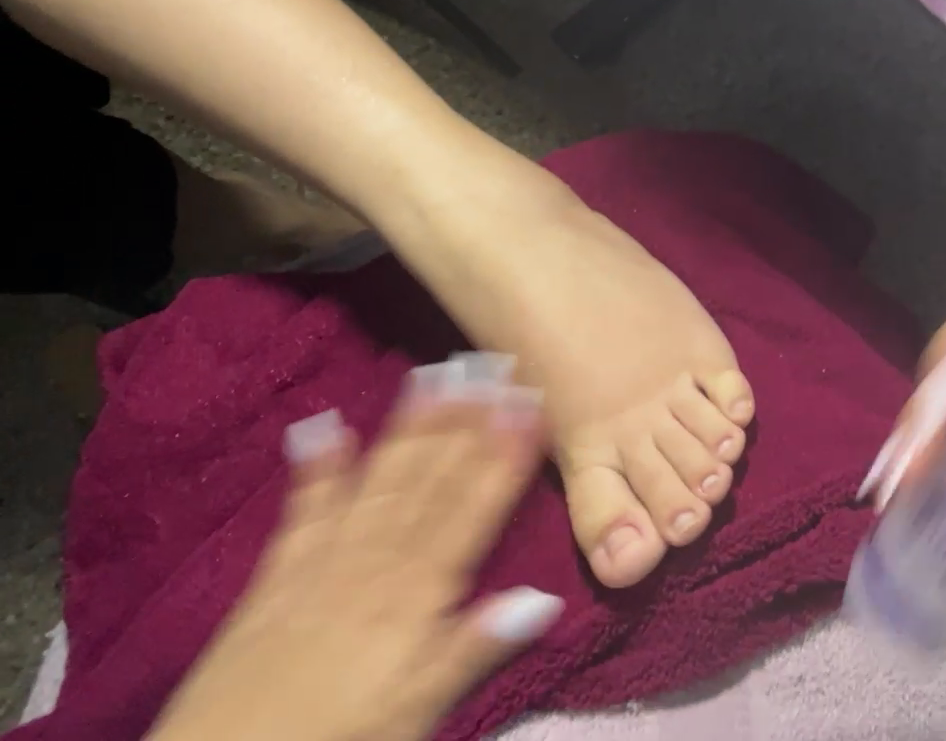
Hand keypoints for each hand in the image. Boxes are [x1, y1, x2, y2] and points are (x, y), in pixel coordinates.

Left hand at [150, 357, 557, 740]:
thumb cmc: (336, 739)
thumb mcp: (417, 708)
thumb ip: (475, 649)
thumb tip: (543, 598)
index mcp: (415, 593)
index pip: (471, 509)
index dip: (502, 454)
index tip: (526, 404)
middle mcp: (374, 563)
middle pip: (429, 482)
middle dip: (464, 422)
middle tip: (490, 367)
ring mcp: (324, 562)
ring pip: (379, 482)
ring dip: (409, 428)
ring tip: (434, 376)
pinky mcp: (278, 576)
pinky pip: (303, 514)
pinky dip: (315, 469)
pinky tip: (323, 426)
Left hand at [382, 169, 754, 589]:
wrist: (529, 250)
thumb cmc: (509, 326)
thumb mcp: (531, 404)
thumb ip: (573, 452)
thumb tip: (603, 495)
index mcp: (578, 448)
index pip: (614, 521)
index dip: (635, 550)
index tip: (646, 551)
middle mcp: (628, 426)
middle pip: (675, 488)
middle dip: (686, 512)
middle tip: (693, 512)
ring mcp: (668, 382)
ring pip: (709, 447)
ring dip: (716, 468)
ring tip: (717, 471)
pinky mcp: (697, 342)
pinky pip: (733, 394)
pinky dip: (738, 415)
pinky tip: (732, 418)